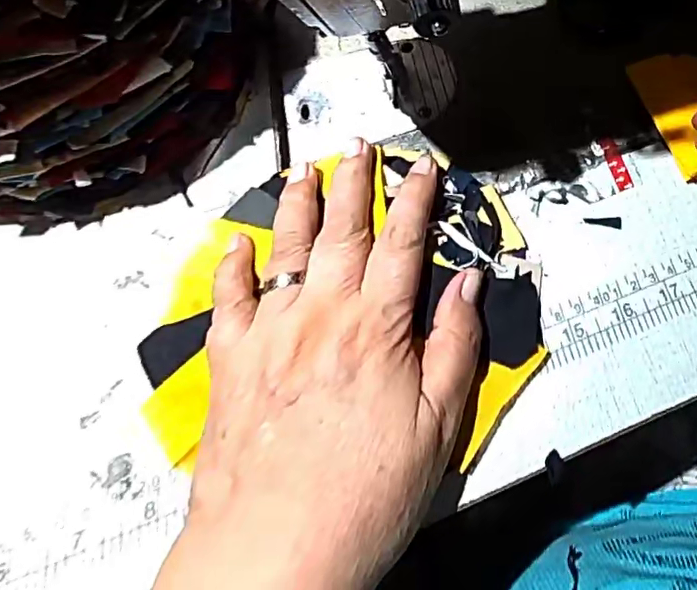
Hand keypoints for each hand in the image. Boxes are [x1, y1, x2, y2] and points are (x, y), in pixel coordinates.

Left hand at [155, 140, 482, 589]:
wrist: (269, 564)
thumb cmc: (366, 493)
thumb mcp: (441, 419)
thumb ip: (456, 343)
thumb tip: (468, 285)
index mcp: (378, 329)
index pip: (404, 243)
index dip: (416, 199)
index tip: (422, 168)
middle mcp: (322, 321)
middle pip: (342, 232)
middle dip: (355, 183)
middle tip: (359, 147)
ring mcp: (271, 341)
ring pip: (286, 255)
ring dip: (298, 208)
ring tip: (304, 172)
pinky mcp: (231, 372)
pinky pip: (229, 306)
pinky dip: (232, 270)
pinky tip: (237, 245)